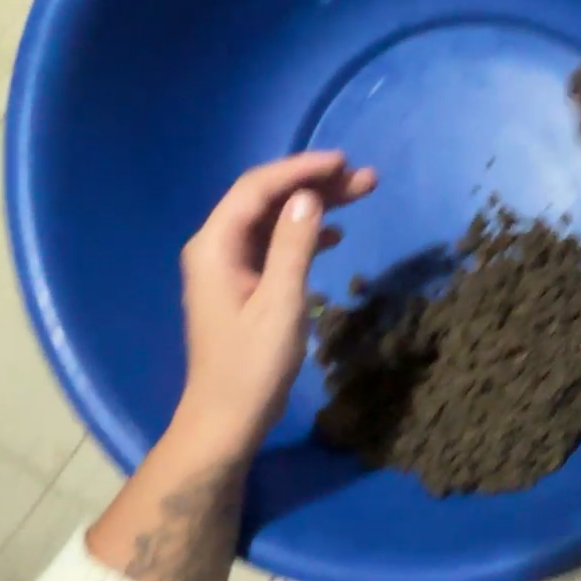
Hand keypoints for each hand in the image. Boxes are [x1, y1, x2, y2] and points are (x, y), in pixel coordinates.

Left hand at [172, 151, 375, 456]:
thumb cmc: (253, 364)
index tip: (343, 163)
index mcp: (215, 246)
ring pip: (273, 222)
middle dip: (314, 186)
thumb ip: (294, 247)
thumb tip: (310, 199)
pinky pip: (274, 246)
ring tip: (358, 199)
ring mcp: (229, 268)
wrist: (227, 417)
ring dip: (314, 209)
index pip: (258, 190)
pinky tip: (332, 236)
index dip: (300, 171)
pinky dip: (304, 236)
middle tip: (365, 181)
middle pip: (267, 202)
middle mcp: (216, 248)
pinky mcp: (243, 287)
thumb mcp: (281, 303)